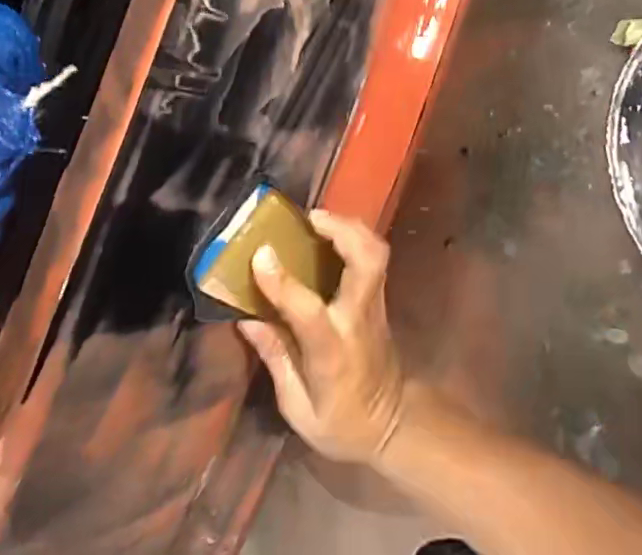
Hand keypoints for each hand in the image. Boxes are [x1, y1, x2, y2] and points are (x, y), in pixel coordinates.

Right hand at [237, 210, 407, 464]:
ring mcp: (375, 305)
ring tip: (318, 218)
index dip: (284, 283)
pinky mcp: (380, 298)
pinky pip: (374, 257)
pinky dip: (356, 237)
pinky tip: (331, 233)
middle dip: (342, 230)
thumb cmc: (342, 424)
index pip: (310, 311)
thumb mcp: (299, 409)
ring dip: (351, 227)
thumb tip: (247, 320)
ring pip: (376, 252)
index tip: (260, 254)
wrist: (393, 424)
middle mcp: (359, 319)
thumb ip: (275, 359)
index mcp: (334, 352)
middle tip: (309, 218)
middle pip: (367, 261)